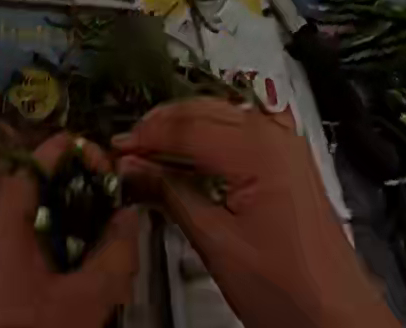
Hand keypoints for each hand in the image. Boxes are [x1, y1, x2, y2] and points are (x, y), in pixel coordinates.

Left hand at [0, 134, 139, 327]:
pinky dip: (68, 242)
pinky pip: (41, 230)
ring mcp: (1, 229)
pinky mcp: (4, 254)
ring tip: (114, 253)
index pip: (50, 150)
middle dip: (91, 194)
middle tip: (122, 221)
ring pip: (49, 206)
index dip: (85, 154)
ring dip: (83, 223)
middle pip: (53, 177)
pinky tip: (91, 275)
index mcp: (13, 201)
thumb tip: (132, 216)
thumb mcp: (81, 301)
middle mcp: (3, 205)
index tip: (116, 179)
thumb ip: (114, 259)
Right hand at [113, 100, 396, 327]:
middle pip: (198, 111)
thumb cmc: (289, 294)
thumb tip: (129, 164)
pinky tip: (186, 151)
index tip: (116, 148)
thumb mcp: (217, 243)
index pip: (184, 128)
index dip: (144, 136)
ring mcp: (284, 145)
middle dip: (158, 126)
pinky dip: (204, 133)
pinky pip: (235, 127)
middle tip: (128, 148)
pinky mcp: (287, 160)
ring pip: (214, 113)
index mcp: (258, 151)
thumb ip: (169, 193)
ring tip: (149, 149)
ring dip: (179, 126)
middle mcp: (273, 136)